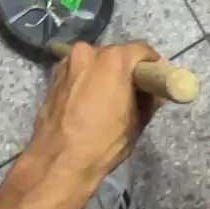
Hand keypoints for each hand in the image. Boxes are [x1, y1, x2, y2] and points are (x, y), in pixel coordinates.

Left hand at [25, 41, 164, 185]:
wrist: (59, 159)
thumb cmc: (103, 141)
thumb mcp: (137, 122)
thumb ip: (150, 99)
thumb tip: (156, 91)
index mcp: (112, 59)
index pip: (140, 50)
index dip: (151, 62)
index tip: (155, 77)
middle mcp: (87, 52)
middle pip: (114, 54)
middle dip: (125, 68)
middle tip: (133, 89)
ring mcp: (67, 62)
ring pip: (93, 62)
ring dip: (102, 73)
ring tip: (107, 97)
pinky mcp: (53, 76)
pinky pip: (77, 71)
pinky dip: (85, 80)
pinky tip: (87, 101)